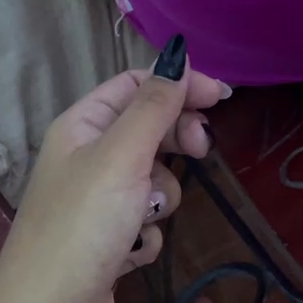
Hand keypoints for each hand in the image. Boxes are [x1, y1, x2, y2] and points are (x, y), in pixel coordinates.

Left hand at [0, 37, 229, 302]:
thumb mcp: (122, 155)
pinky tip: (133, 250)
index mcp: (83, 123)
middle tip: (203, 151)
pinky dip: (147, 231)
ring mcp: (97, 200)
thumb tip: (179, 52)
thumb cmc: (83, 225)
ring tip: (147, 216)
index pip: (137, 83)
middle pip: (149, 126)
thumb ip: (154, 104)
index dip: (178, 84)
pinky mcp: (107, 239)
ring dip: (161, 193)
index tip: (220, 97)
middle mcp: (88, 155)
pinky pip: (144, 217)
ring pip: (152, 174)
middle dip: (177, 138)